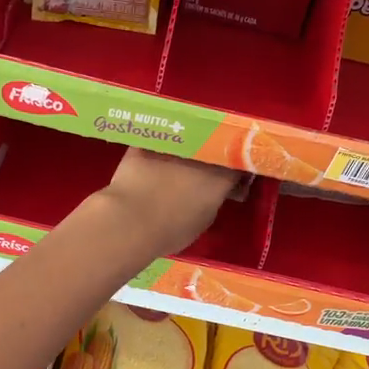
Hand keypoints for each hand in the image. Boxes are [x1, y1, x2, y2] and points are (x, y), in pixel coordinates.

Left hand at [93, 148, 239, 257]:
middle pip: (213, 148)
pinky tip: (156, 151)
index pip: (238, 165)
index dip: (236, 169)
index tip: (233, 177)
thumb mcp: (203, 221)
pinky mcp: (146, 143)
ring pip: (187, 139)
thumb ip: (213, 202)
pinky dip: (159, 144)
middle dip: (213, 156)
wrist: (130, 221)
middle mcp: (201, 155)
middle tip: (206, 169)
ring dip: (188, 148)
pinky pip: (158, 138)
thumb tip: (215, 194)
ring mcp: (173, 146)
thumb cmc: (170, 230)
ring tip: (181, 160)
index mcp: (219, 177)